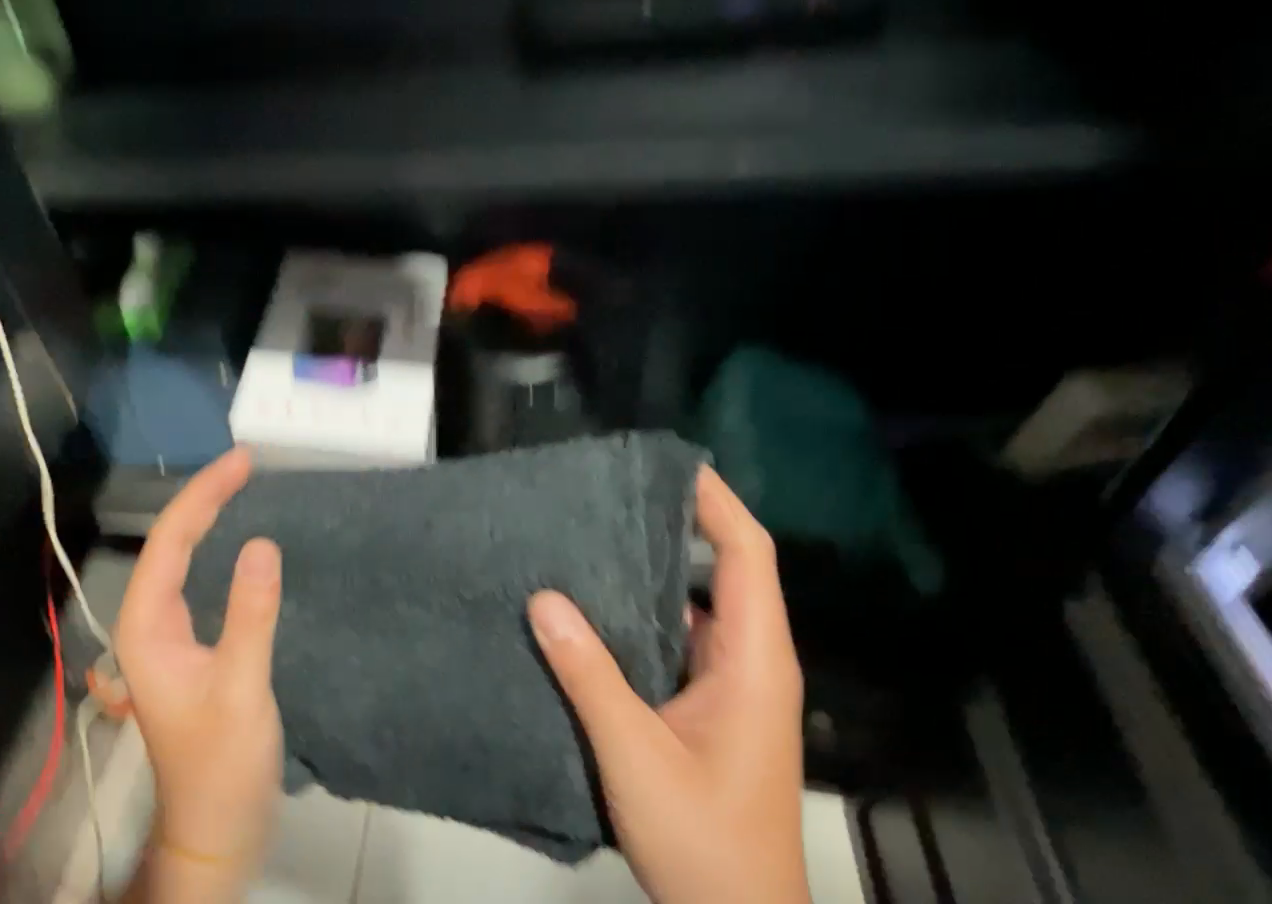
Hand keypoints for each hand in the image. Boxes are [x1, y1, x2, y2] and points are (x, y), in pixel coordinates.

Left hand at [116, 448, 282, 897]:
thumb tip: (263, 543)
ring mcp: (163, 637)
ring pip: (179, 561)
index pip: (170, 539)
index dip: (204, 494)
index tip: (242, 460)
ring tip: (238, 485)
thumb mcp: (242, 688)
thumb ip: (251, 615)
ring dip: (206, 520)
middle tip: (245, 463)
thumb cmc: (222, 764)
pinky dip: (212, 551)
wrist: (214, 828)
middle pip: (170, 543)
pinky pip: (193, 582)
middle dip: (204, 498)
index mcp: (147, 625)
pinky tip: (230, 542)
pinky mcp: (185, 650)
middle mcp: (147, 623)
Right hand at [529, 467, 807, 903]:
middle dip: (675, 525)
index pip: (749, 555)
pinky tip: (592, 610)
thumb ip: (589, 675)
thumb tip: (544, 598)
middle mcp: (751, 663)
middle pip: (725, 571)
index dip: (716, 502)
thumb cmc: (704, 837)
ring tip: (588, 537)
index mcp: (755, 661)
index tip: (668, 463)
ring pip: (697, 608)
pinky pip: (678, 641)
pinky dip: (642, 615)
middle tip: (607, 492)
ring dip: (653, 571)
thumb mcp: (636, 754)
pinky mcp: (708, 710)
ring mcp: (731, 689)